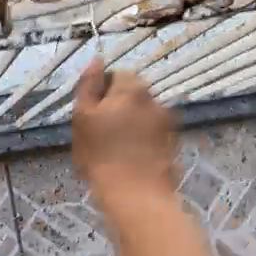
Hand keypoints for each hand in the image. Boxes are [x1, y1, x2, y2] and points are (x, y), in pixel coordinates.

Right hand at [72, 59, 180, 203]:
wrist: (135, 195)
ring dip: (130, 123)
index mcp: (132, 88)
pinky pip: (152, 132)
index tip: (90, 114)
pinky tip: (130, 157)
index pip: (116, 74)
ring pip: (142, 114)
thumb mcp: (82, 117)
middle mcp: (155, 99)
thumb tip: (96, 60)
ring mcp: (168, 122)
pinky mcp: (173, 143)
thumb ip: (88, 85)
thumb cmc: (100, 154)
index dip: (101, 91)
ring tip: (116, 147)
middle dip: (117, 106)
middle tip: (100, 132)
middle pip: (131, 94)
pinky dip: (142, 139)